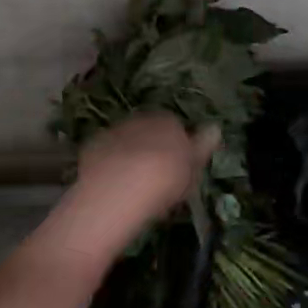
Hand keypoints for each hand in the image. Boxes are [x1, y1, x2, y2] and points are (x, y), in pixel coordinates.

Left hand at [75, 114, 218, 216]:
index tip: (178, 169)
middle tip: (157, 178)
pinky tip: (113, 185)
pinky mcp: (92, 147)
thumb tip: (215, 128)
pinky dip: (110, 164)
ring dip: (130, 156)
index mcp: (168, 120)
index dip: (177, 147)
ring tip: (134, 185)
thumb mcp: (193, 167)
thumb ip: (203, 146)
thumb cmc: (166, 178)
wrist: (119, 189)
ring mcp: (114, 131)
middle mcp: (140, 119)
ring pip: (127, 142)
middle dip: (152, 148)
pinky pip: (106, 154)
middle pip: (149, 132)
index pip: (176, 127)